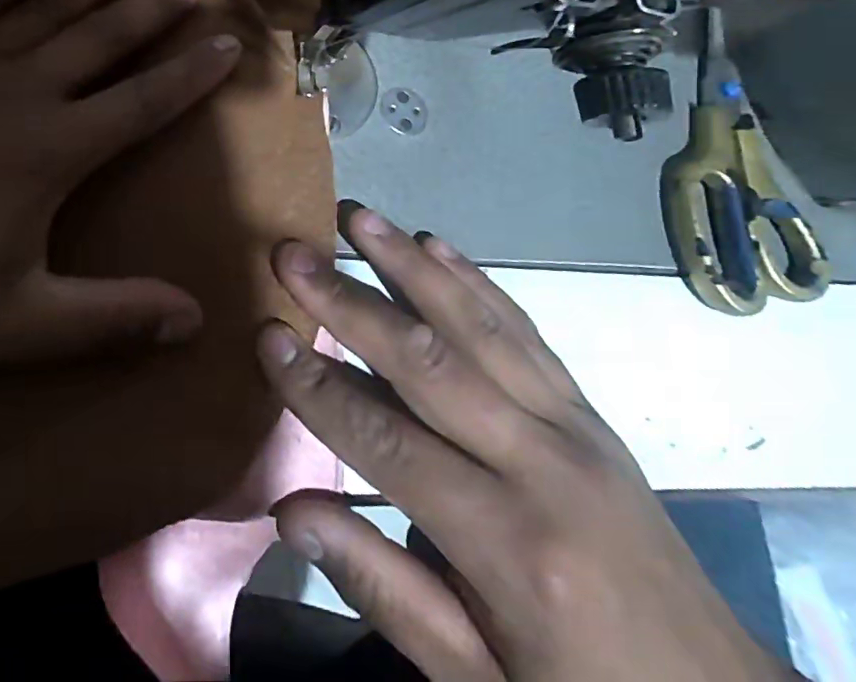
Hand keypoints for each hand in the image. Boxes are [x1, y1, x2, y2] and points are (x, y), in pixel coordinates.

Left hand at [0, 0, 241, 389]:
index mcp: (51, 150)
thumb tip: (197, 321)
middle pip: (101, 36)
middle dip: (154, 4)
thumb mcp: (16, 326)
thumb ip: (112, 317)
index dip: (192, 72)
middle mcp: (16, 92)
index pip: (144, 100)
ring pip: (42, 6)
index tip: (231, 41)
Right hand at [255, 205, 795, 681]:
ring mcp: (572, 422)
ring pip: (480, 324)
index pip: (391, 444)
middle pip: (430, 362)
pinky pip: (525, 330)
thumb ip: (384, 587)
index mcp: (509, 541)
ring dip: (413, 265)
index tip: (268, 333)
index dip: (320, 389)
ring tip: (361, 220)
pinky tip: (438, 247)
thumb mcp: (474, 675)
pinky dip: (477, 282)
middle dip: (353, 301)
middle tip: (295, 252)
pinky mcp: (587, 408)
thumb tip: (291, 509)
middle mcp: (542, 460)